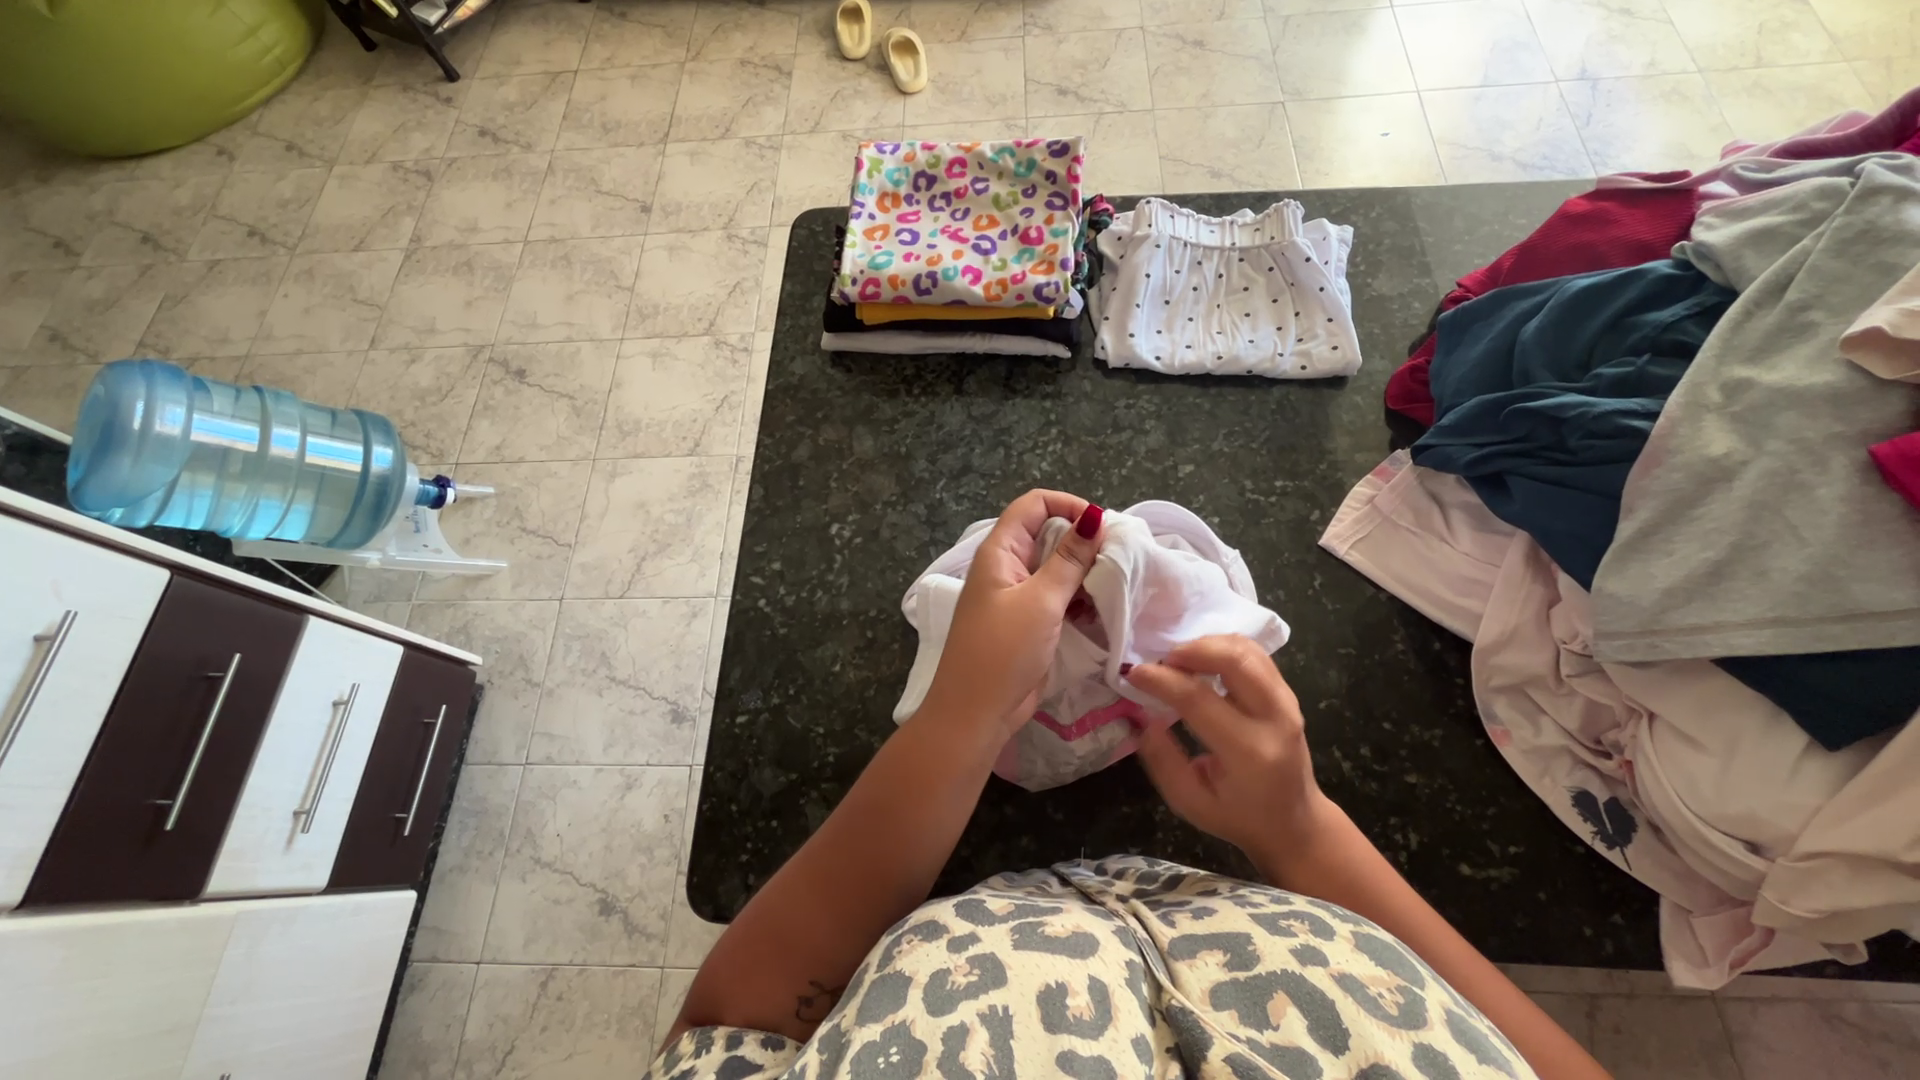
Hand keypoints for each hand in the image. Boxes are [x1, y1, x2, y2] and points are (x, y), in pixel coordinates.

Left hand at [916, 490, 1102, 738]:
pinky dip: (1081, 598)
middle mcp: (1008, 566)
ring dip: (1085, 571)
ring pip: (1057, 567)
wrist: (976, 712)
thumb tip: (1094, 517)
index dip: (1068, 505)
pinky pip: (1059, 597)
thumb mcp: (1040, 601)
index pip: (1034, 504)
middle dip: (1083, 539)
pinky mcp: (1030, 623)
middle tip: (1119, 556)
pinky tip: (1104, 608)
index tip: (1102, 527)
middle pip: (1049, 533)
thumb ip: (1069, 559)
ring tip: (1117, 582)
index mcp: (1000, 551)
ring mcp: (1018, 596)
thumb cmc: (1002, 651)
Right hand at [1129, 636, 1338, 863]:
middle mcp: (1274, 719)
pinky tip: (1202, 661)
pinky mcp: (1287, 693)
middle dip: (1190, 650)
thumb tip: (1143, 717)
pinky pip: (1254, 654)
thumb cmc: (1238, 816)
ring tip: (1179, 661)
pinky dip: (1223, 648)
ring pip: (1247, 650)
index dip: (1163, 681)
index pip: (1200, 700)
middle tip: (1161, 661)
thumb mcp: (1189, 803)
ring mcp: (1287, 702)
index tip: (1133, 673)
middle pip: (1235, 660)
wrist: (1294, 822)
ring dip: (1207, 645)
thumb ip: (1163, 760)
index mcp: (1248, 752)